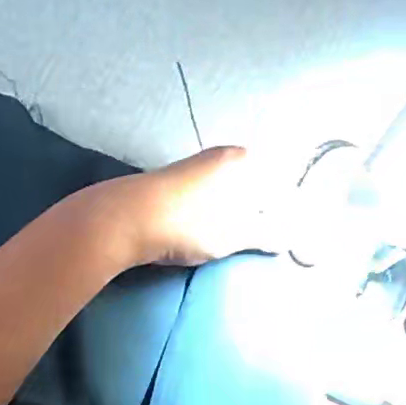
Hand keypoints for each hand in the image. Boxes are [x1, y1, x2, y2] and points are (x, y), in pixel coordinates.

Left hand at [80, 146, 280, 267]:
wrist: (121, 221)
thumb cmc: (187, 223)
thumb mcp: (233, 234)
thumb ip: (264, 235)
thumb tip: (285, 238)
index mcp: (239, 160)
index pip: (273, 183)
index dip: (278, 213)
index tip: (277, 238)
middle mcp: (212, 158)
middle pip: (244, 190)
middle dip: (249, 217)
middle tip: (249, 245)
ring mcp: (183, 173)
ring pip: (215, 198)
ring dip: (221, 221)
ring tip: (218, 245)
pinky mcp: (159, 192)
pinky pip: (190, 207)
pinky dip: (197, 222)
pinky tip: (190, 238)